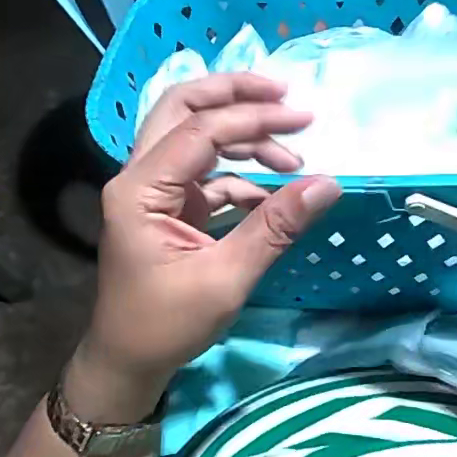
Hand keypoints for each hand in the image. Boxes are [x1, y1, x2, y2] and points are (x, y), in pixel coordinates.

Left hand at [74, 74, 340, 420]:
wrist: (128, 361)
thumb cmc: (166, 324)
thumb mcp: (227, 277)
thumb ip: (275, 226)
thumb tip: (328, 184)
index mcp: (140, 189)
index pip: (200, 131)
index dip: (254, 119)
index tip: (303, 119)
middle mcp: (139, 176)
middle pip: (182, 108)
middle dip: (234, 94)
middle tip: (284, 94)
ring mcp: (153, 190)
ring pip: (195, 136)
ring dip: (243, 138)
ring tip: (293, 157)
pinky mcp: (169, 206)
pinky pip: (207, 174)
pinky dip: (242, 176)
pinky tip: (275, 194)